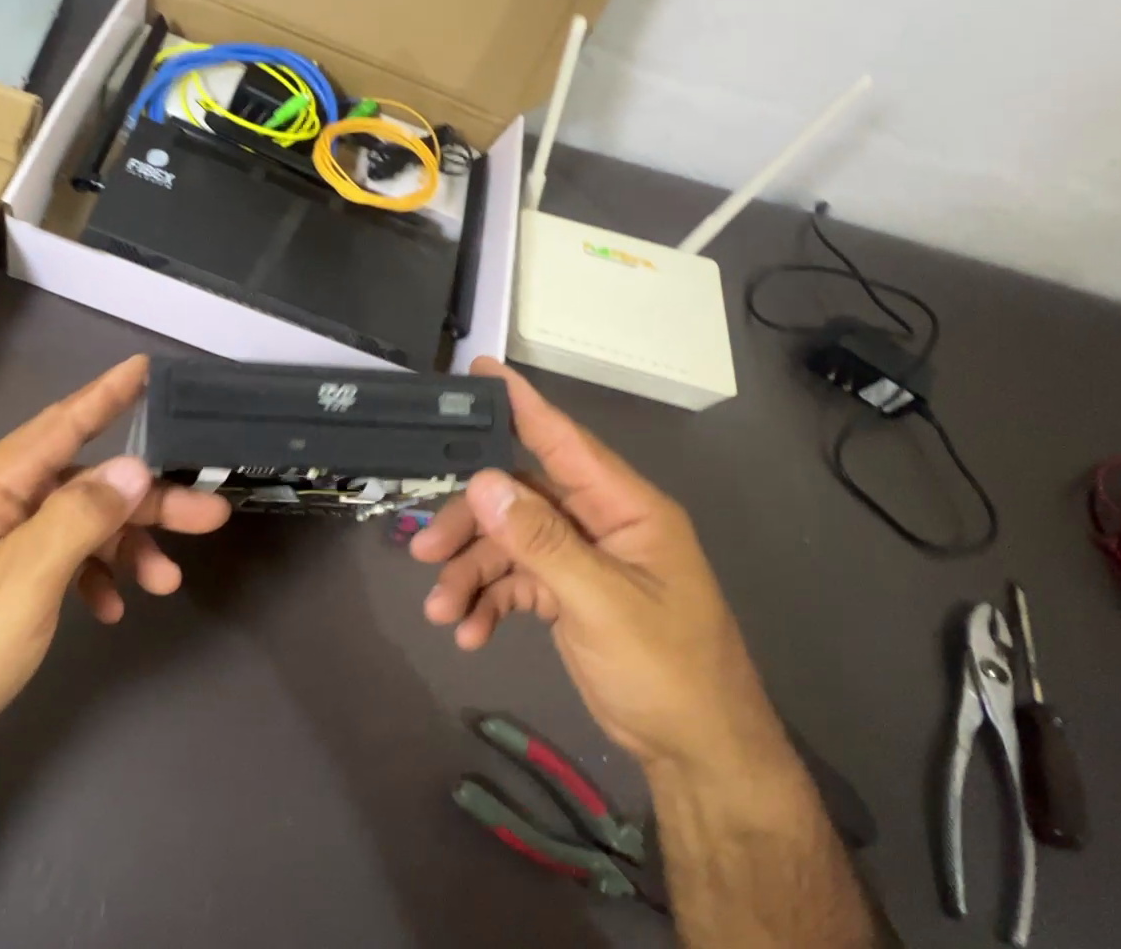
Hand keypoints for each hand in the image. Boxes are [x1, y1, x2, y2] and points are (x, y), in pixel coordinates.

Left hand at [0, 356, 229, 763]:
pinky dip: (90, 576)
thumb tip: (132, 467)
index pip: (62, 424)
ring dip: (124, 547)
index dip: (108, 395)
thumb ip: (79, 518)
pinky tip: (109, 609)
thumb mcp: (22, 582)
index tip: (148, 368)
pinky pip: (57, 558)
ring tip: (164, 583)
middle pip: (84, 482)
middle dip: (146, 500)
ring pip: (77, 524)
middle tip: (209, 516)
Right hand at [411, 358, 789, 774]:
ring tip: (441, 612)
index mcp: (626, 509)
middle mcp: (601, 524)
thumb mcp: (602, 604)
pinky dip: (488, 603)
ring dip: (470, 574)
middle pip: (518, 500)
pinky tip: (470, 634)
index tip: (480, 369)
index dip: (521, 405)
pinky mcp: (567, 595)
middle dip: (470, 525)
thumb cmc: (667, 670)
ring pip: (508, 545)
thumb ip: (541, 541)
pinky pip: (515, 583)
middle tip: (424, 551)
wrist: (696, 751)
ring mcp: (583, 560)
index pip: (566, 442)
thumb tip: (484, 481)